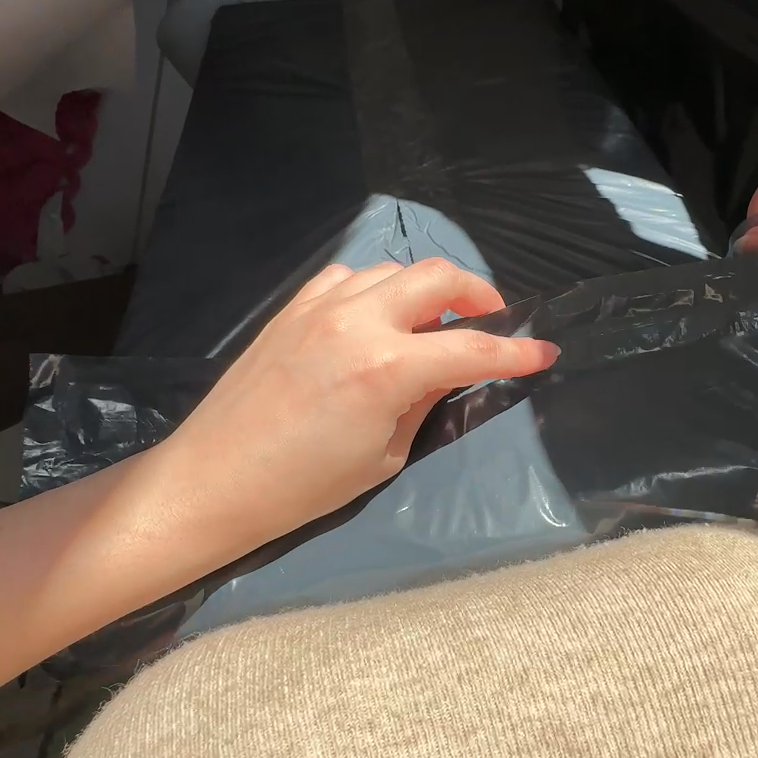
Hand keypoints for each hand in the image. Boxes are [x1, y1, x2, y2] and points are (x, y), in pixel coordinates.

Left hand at [161, 259, 559, 548]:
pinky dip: (376, 289)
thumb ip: (424, 401)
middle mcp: (359, 321)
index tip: (544, 352)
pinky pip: (348, 278)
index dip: (517, 352)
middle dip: (479, 293)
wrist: (214, 480)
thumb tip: (450, 371)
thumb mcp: (385, 455)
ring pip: (393, 270)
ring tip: (432, 323)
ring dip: (425, 290)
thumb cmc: (304, 487)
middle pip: (438, 277)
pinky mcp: (292, 308)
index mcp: (388, 368)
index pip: (472, 349)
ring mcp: (320, 307)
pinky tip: (375, 317)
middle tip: (493, 320)